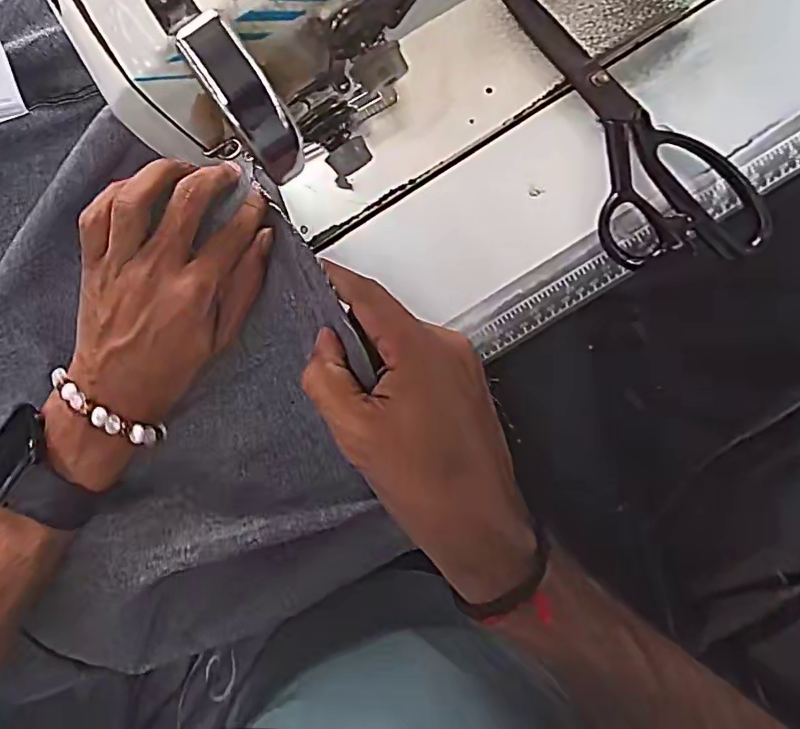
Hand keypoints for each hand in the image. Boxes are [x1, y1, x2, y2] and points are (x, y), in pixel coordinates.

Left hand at [45, 159, 274, 491]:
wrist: (112, 394)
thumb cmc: (165, 371)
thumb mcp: (221, 338)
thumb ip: (246, 285)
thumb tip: (262, 242)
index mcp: (193, 292)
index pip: (231, 233)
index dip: (250, 209)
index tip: (255, 200)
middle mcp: (156, 271)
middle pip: (186, 201)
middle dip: (214, 178)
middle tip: (225, 174)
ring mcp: (120, 264)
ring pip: (136, 198)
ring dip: (162, 172)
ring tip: (181, 168)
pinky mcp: (94, 264)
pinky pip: (95, 215)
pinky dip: (114, 192)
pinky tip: (134, 188)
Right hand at [300, 262, 536, 602]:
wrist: (482, 529)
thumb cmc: (431, 488)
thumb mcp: (354, 431)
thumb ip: (326, 377)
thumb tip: (323, 346)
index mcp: (419, 349)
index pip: (369, 295)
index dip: (337, 278)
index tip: (317, 268)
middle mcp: (446, 347)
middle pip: (383, 317)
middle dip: (350, 334)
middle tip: (329, 367)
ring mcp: (460, 363)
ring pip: (399, 339)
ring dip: (373, 356)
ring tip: (363, 404)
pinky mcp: (465, 381)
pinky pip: (418, 356)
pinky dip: (393, 369)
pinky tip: (385, 409)